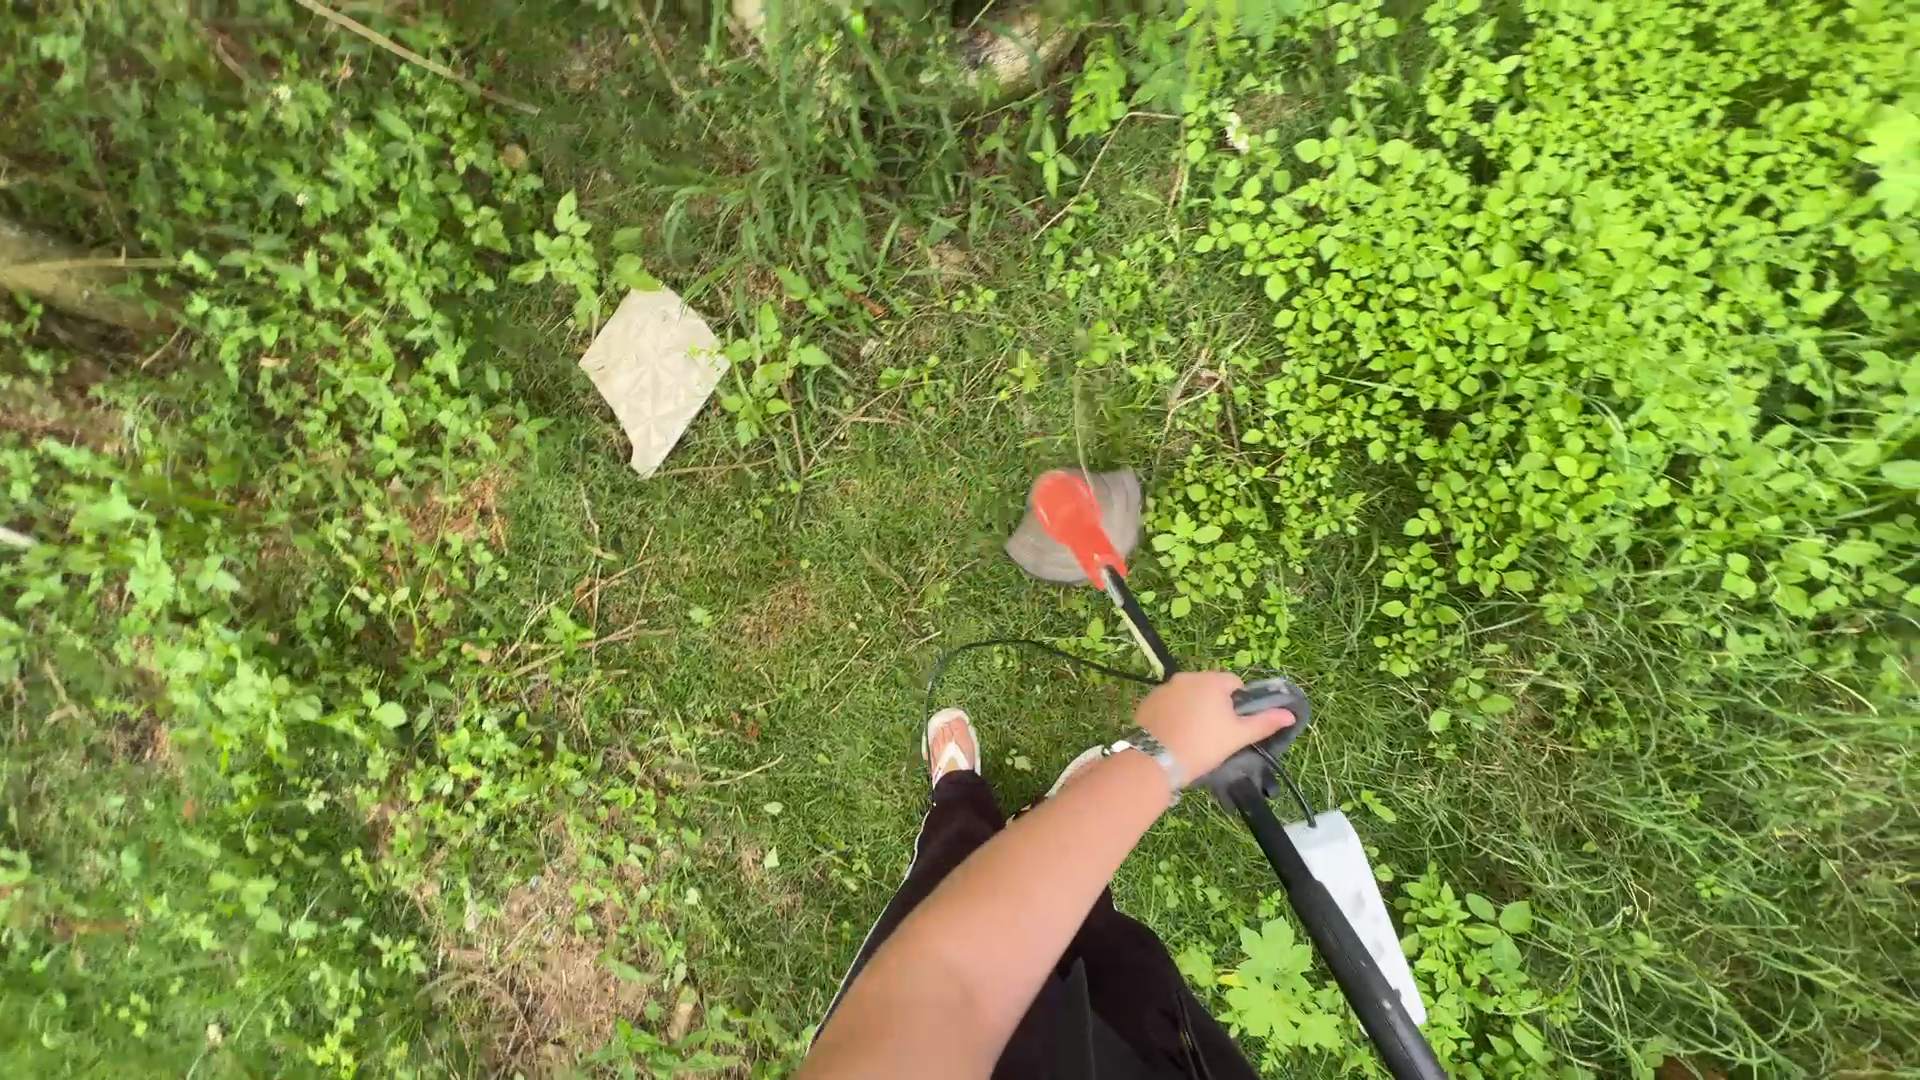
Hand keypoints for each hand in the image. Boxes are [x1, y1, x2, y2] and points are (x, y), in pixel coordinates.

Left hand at [1135, 672, 1294, 781]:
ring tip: (1194, 735)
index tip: (1234, 724)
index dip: (1238, 703)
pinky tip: (1175, 734)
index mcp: (1211, 681)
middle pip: (1209, 687)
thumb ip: (1264, 722)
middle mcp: (1186, 677)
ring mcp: (1164, 687)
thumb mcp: (1237, 736)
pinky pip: (1169, 703)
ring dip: (1194, 708)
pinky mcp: (1148, 700)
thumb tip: (1289, 714)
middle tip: (1215, 732)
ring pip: (1188, 694)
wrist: (1156, 760)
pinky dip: (1174, 713)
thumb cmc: (1203, 746)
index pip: (1233, 683)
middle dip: (1215, 704)